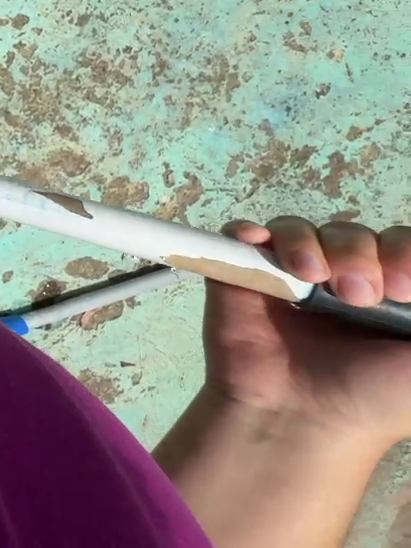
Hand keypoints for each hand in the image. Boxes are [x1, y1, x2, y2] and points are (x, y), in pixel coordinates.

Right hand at [202, 217, 410, 448]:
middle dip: (356, 254)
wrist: (303, 409)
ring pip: (298, 228)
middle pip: (352, 234)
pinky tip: (257, 244)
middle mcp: (342, 277)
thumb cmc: (381, 395)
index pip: (402, 246)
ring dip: (304, 242)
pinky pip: (241, 233)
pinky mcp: (241, 271)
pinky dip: (248, 231)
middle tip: (354, 296)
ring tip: (307, 276)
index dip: (403, 253)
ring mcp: (287, 273)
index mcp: (394, 294)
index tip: (402, 289)